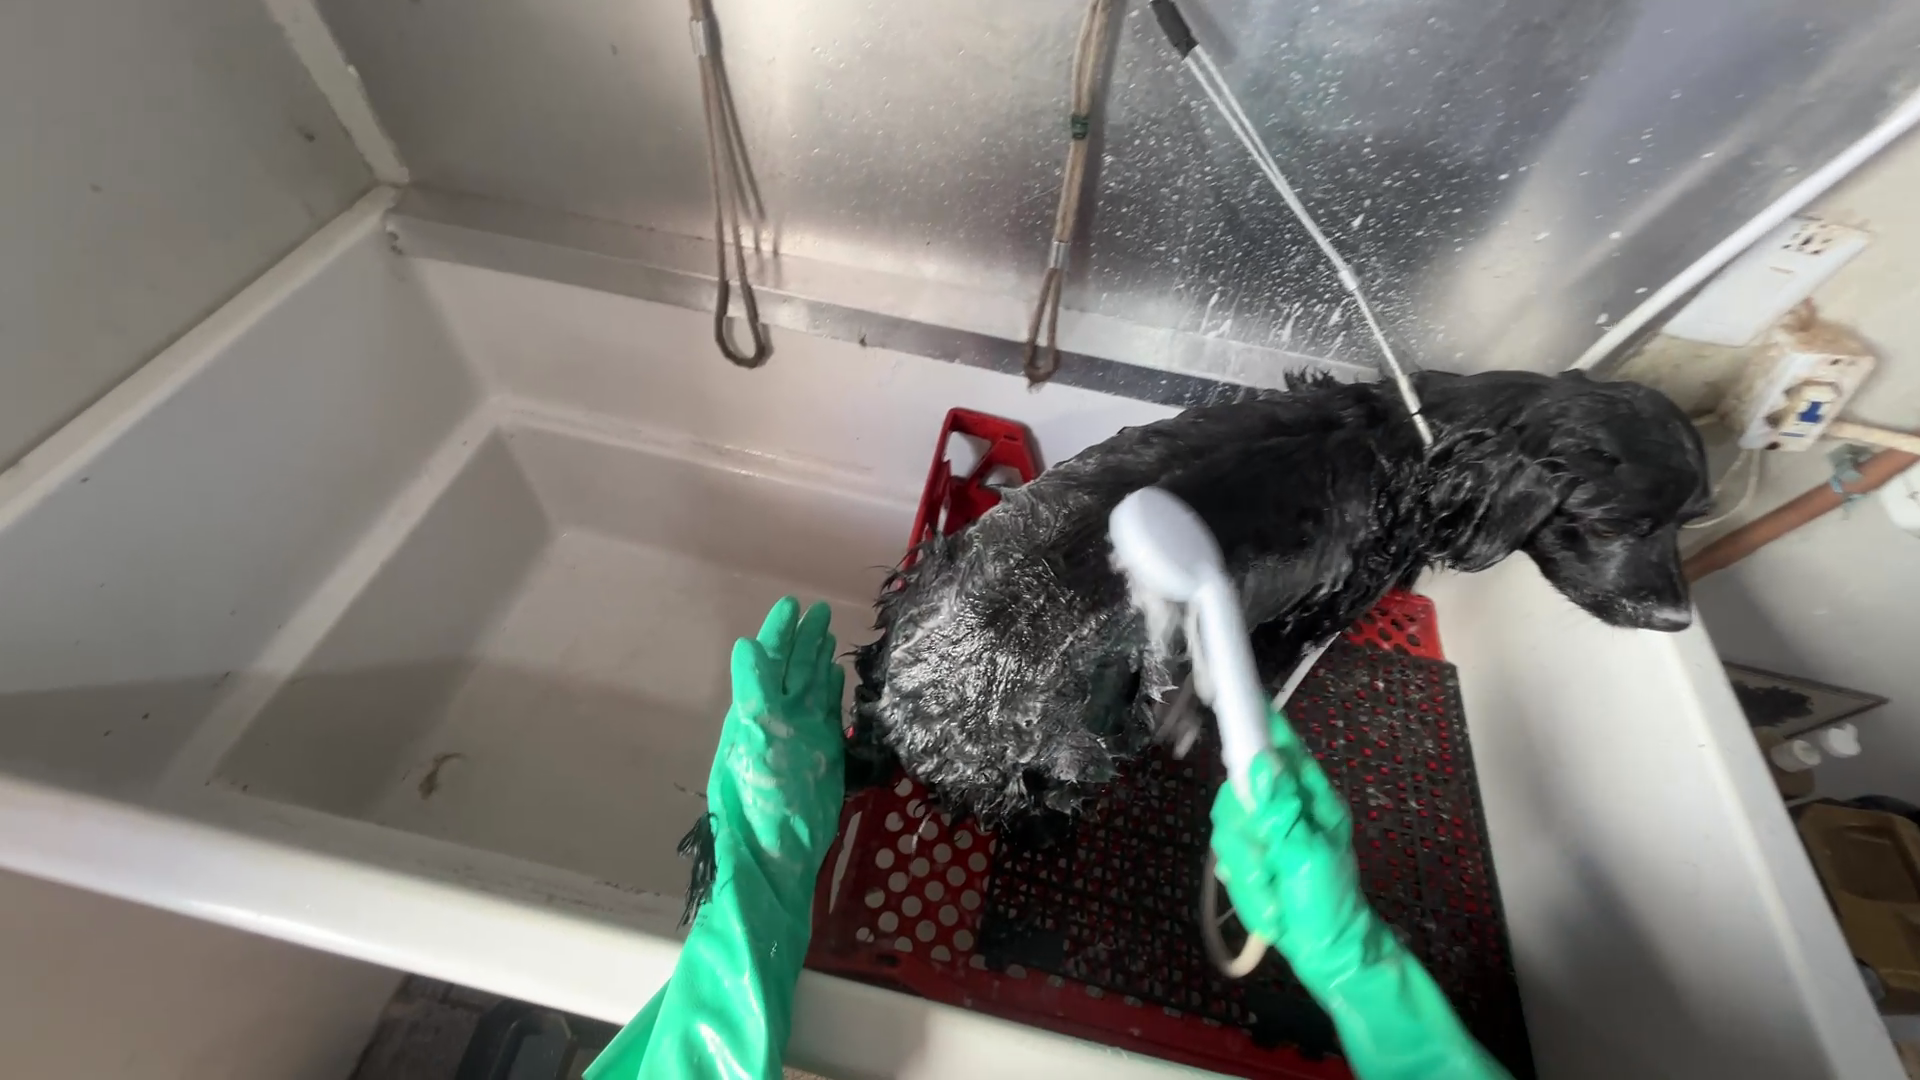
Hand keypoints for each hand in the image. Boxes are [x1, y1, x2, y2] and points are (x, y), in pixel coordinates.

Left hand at [715, 597, 846, 871]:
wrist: (780, 856)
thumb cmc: (761, 798)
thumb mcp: (753, 739)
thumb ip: (751, 692)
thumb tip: (745, 645)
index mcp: (756, 710)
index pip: (769, 660)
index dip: (779, 632)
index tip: (791, 604)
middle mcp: (779, 716)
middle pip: (794, 666)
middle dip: (804, 638)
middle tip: (819, 610)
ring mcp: (803, 733)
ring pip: (811, 685)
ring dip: (817, 658)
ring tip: (828, 633)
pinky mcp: (824, 752)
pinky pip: (828, 711)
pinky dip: (831, 691)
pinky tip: (835, 675)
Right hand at [1209, 716, 1378, 986]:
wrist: (1329, 958)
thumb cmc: (1331, 902)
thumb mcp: (1308, 855)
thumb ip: (1279, 810)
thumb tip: (1258, 762)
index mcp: (1308, 794)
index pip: (1278, 743)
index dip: (1255, 719)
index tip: (1231, 700)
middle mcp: (1281, 804)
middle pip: (1236, 790)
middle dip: (1244, 835)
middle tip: (1264, 864)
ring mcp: (1263, 831)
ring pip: (1226, 829)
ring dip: (1248, 872)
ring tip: (1273, 902)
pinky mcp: (1248, 857)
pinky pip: (1226, 859)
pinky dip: (1245, 889)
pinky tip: (1268, 909)